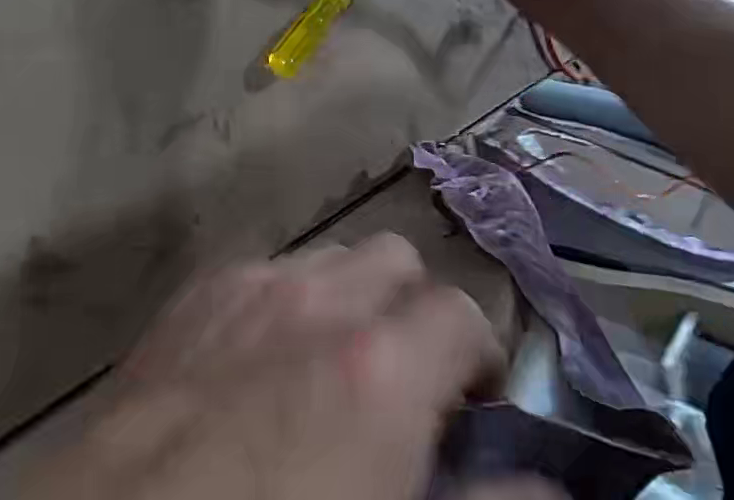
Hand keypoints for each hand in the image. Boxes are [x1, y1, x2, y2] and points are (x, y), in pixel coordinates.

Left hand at [37, 234, 503, 499]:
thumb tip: (541, 480)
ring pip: (331, 257)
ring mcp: (249, 287)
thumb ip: (485, 499)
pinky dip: (284, 300)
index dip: (479, 355)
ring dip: (348, 297)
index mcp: (379, 366)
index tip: (472, 401)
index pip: (465, 314)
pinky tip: (259, 356)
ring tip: (329, 362)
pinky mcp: (192, 296)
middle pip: (398, 259)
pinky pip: (266, 270)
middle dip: (412, 308)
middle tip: (401, 376)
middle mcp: (318, 302)